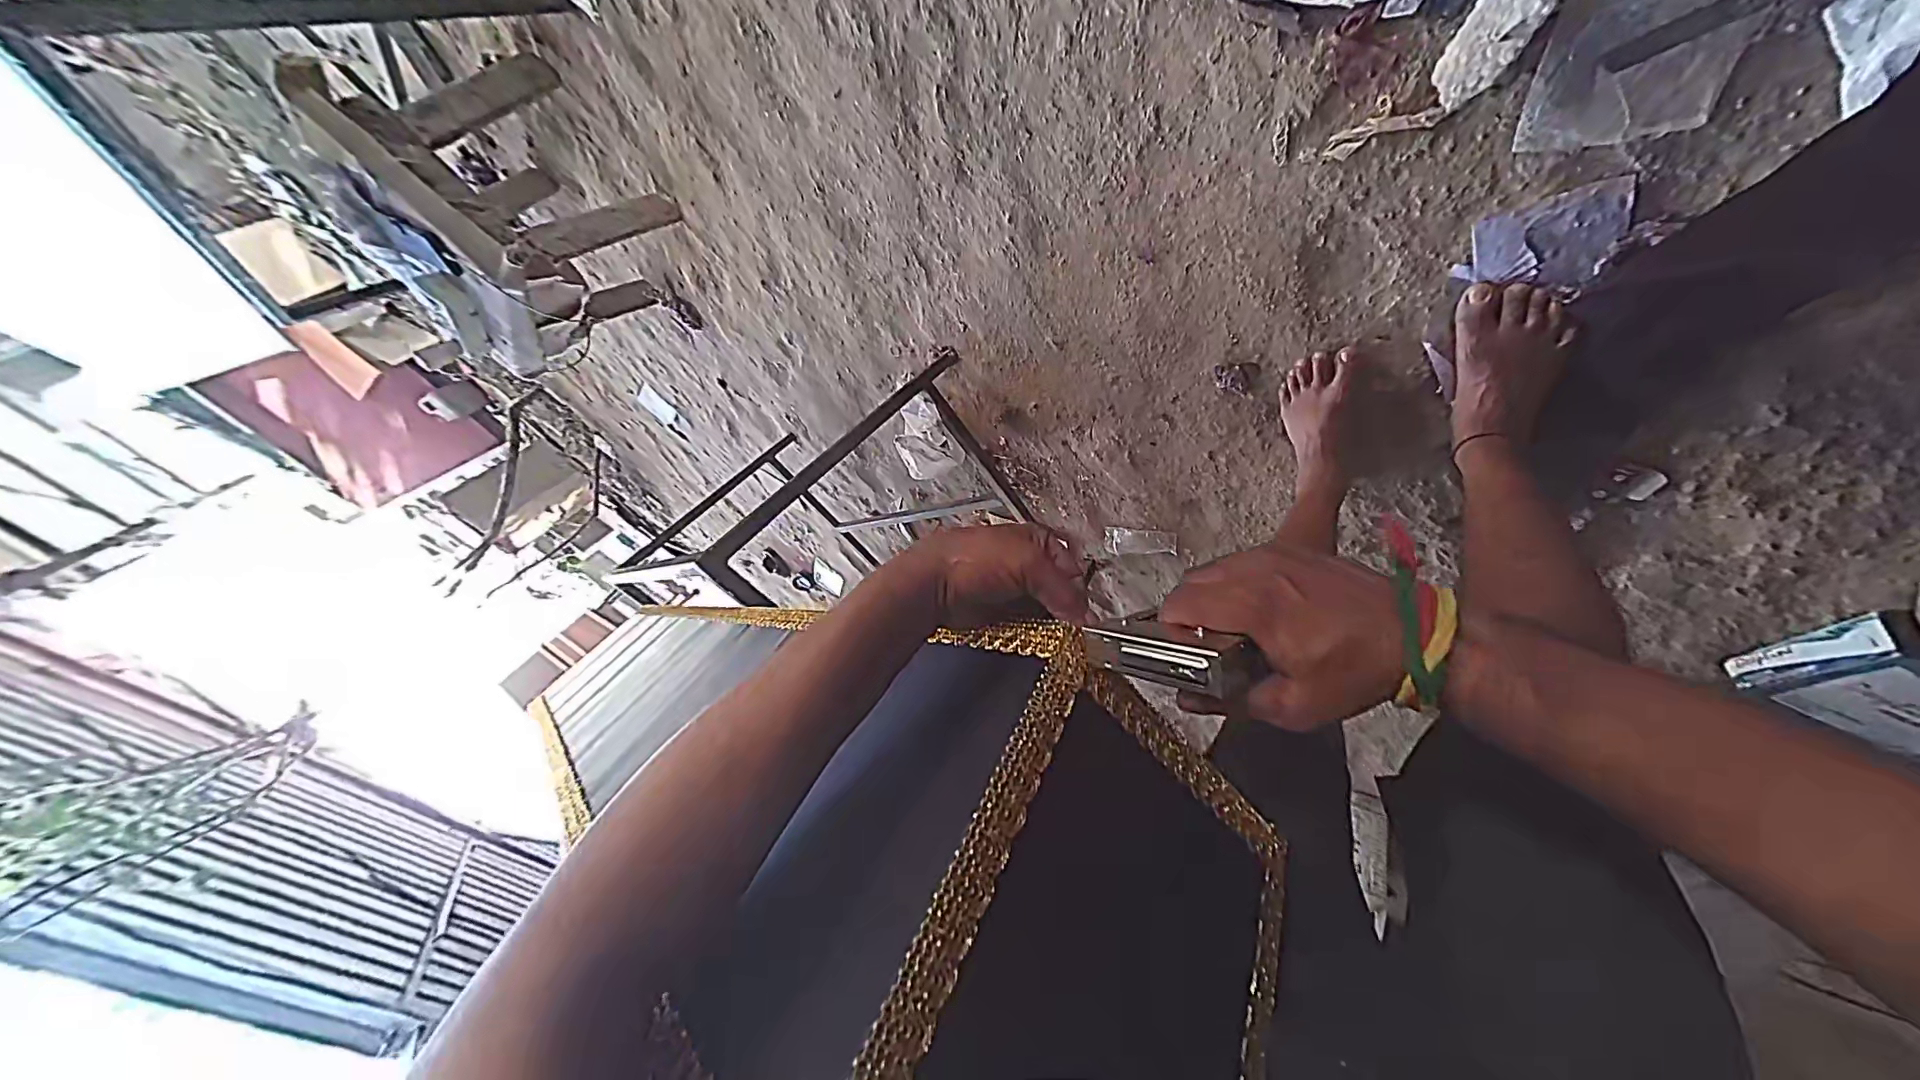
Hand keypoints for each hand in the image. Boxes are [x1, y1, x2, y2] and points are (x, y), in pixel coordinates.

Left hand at [882, 523, 1088, 628]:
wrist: (930, 585)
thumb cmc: (969, 559)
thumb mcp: (1028, 563)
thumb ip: (1061, 587)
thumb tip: (1083, 612)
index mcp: (1035, 539)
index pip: (1073, 564)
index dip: (1081, 586)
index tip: (1087, 608)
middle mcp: (1025, 562)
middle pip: (1061, 588)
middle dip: (1069, 606)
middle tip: (1077, 623)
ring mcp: (1011, 587)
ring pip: (1045, 608)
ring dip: (1054, 621)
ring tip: (1060, 631)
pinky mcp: (1000, 611)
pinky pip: (1027, 622)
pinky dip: (1036, 629)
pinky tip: (1038, 634)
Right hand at [1159, 544, 1403, 730]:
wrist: (1414, 634)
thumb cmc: (1358, 669)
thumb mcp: (1294, 707)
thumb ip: (1231, 702)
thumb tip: (1187, 698)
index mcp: (1254, 606)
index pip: (1179, 604)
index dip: (1172, 632)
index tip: (1191, 653)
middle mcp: (1256, 570)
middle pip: (1189, 585)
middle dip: (1188, 616)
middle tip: (1213, 645)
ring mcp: (1272, 553)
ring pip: (1211, 571)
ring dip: (1210, 598)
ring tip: (1238, 628)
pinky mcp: (1287, 547)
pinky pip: (1238, 559)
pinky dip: (1231, 581)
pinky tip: (1254, 604)